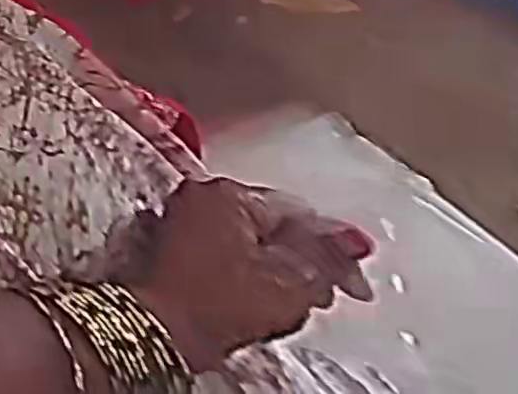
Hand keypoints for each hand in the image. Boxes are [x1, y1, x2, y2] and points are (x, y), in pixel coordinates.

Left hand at [127, 178, 372, 372]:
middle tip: (318, 296)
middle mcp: (199, 193)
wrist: (165, 324)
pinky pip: (222, 245)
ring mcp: (181, 213)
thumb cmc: (222, 300)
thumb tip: (351, 237)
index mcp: (226, 192)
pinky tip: (254, 295)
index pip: (296, 211)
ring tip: (288, 303)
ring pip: (246, 235)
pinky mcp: (171, 238)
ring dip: (274, 266)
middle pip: (268, 221)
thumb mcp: (291, 282)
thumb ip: (326, 257)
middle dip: (301, 259)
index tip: (352, 286)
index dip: (332, 251)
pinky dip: (244, 266)